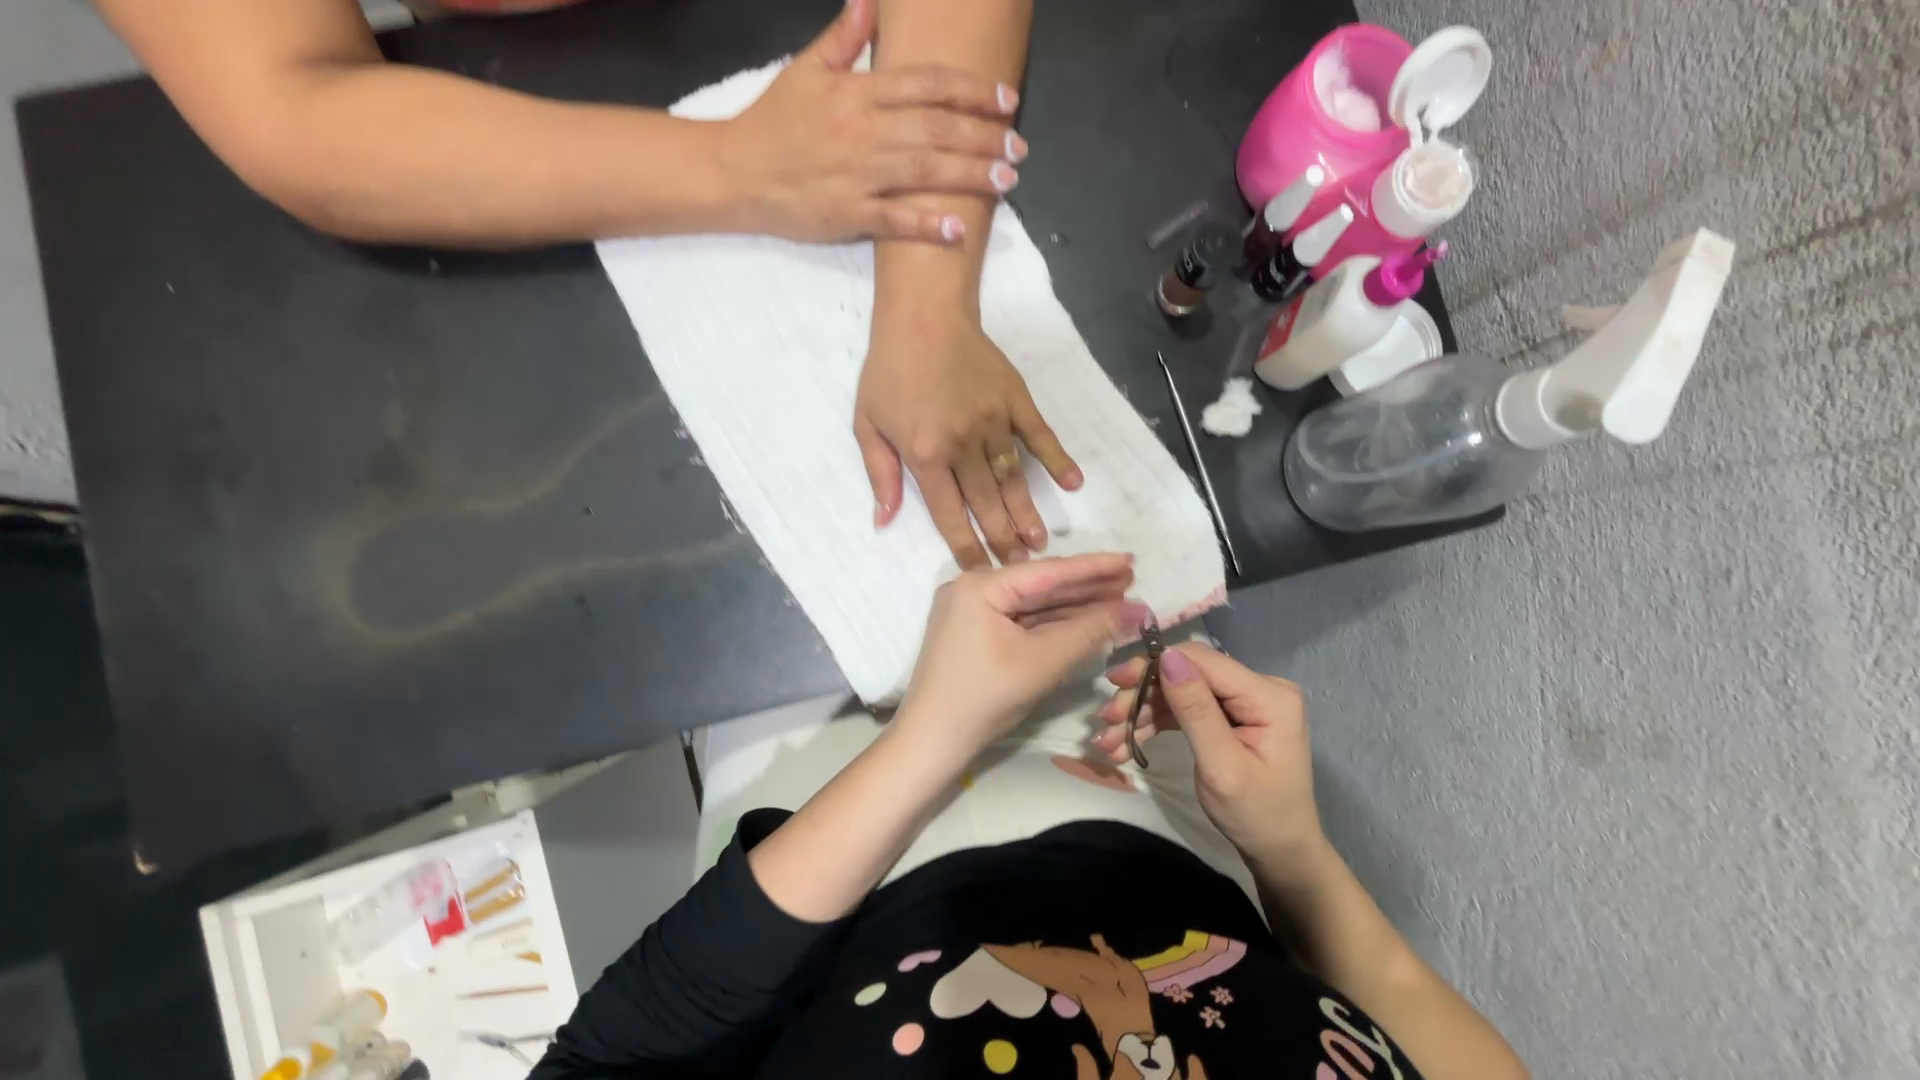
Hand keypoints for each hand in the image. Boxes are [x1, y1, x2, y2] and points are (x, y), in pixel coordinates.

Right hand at [718, 0, 1024, 244]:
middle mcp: (864, 130)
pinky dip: (925, 225)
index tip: (1007, 102)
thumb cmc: (775, 122)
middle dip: (983, 138)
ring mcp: (857, 174)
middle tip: (1019, 149)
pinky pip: (893, 221)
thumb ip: (843, 37)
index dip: (971, 92)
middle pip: (935, 130)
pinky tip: (957, 229)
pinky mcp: (847, 214)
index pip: (927, 86)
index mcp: (858, 92)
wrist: (736, 172)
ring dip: (968, 175)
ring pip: (923, 171)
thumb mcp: (806, 69)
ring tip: (1006, 181)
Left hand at [855, 306, 1081, 567]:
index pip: (949, 512)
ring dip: (1027, 512)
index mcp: (926, 454)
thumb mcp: (866, 423)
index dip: (965, 545)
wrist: (922, 315)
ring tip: (1041, 543)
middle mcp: (964, 445)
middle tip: (1019, 566)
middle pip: (987, 502)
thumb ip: (880, 473)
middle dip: (1003, 539)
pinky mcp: (1016, 400)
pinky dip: (1058, 459)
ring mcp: (994, 422)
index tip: (980, 570)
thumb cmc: (889, 370)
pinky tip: (1074, 483)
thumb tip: (884, 521)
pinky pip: (1041, 436)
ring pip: (1013, 478)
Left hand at [893, 554, 1149, 763]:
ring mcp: (969, 612)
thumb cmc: (985, 697)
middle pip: (1039, 585)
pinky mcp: (973, 634)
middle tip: (1131, 579)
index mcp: (980, 586)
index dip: (1094, 567)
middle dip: (1086, 586)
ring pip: (1031, 604)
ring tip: (1117, 598)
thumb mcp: (1043, 662)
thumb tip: (1137, 610)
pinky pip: (1019, 620)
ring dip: (1072, 605)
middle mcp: (971, 589)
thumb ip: (1090, 631)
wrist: (931, 741)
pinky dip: (1050, 623)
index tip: (1130, 560)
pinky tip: (1083, 619)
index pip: (1048, 571)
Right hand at [1097, 644, 1325, 865]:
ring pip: (1179, 691)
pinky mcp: (1229, 715)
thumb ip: (1195, 710)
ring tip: (1108, 738)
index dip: (1155, 665)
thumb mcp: (1222, 766)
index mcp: (1268, 694)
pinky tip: (1126, 740)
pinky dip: (1155, 723)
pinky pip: (1185, 708)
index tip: (1114, 683)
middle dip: (1143, 694)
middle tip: (1105, 718)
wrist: (1278, 850)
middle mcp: (1259, 688)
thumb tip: (1168, 657)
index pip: (1202, 661)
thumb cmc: (1256, 814)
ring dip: (1142, 712)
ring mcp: (1244, 701)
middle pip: (1187, 674)